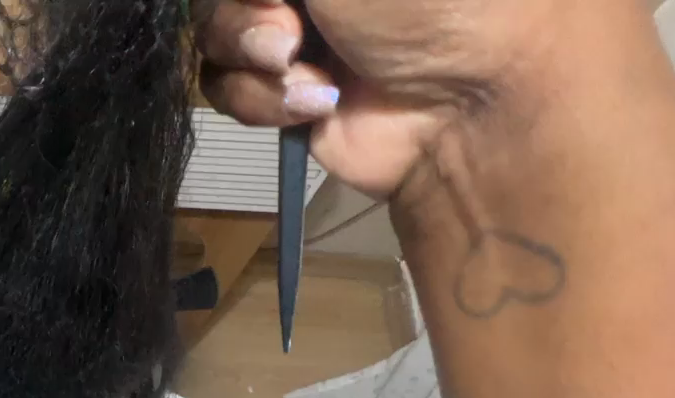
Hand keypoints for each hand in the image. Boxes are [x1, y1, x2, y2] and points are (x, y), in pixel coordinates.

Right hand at [194, 0, 636, 197]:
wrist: (459, 105)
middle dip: (244, 15)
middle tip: (290, 33)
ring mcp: (290, 27)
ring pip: (215, 39)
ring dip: (254, 61)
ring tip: (305, 72)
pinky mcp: (277, 88)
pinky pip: (225, 90)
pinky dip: (261, 101)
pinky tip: (313, 104)